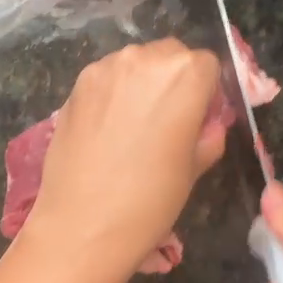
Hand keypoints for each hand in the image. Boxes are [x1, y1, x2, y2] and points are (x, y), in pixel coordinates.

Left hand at [20, 39, 225, 275]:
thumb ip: (208, 135)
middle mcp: (142, 59)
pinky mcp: (73, 88)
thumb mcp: (193, 169)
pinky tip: (106, 132)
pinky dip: (111, 96)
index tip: (199, 121)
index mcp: (184, 74)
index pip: (207, 65)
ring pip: (133, 64)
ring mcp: (102, 70)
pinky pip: (104, 81)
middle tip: (167, 124)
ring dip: (140, 85)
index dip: (206, 92)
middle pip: (169, 56)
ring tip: (133, 129)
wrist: (82, 226)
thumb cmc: (148, 201)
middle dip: (173, 82)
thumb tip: (209, 123)